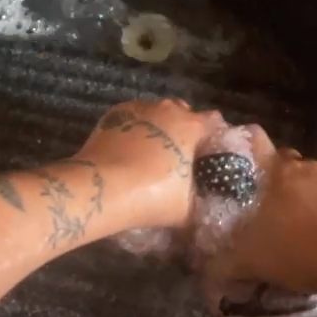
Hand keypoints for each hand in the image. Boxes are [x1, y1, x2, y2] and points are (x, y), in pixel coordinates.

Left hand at [73, 99, 220, 231]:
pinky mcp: (115, 114)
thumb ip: (199, 200)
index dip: (213, 134)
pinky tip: (128, 150)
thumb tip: (203, 202)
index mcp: (190, 126)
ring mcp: (139, 108)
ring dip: (158, 127)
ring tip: (150, 153)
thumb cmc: (152, 196)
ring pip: (156, 112)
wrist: (103, 188)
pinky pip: (133, 117)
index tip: (209, 150)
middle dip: (184, 128)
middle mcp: (167, 110)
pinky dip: (134, 129)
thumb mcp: (186, 208)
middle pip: (183, 111)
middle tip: (179, 154)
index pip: (213, 121)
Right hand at [210, 134, 316, 296]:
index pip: (261, 149)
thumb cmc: (297, 252)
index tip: (253, 180)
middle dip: (283, 180)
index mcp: (276, 173)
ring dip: (308, 190)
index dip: (256, 161)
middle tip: (277, 206)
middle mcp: (303, 166)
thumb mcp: (253, 261)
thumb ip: (228, 260)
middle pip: (288, 164)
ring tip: (305, 219)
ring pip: (312, 176)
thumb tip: (210, 267)